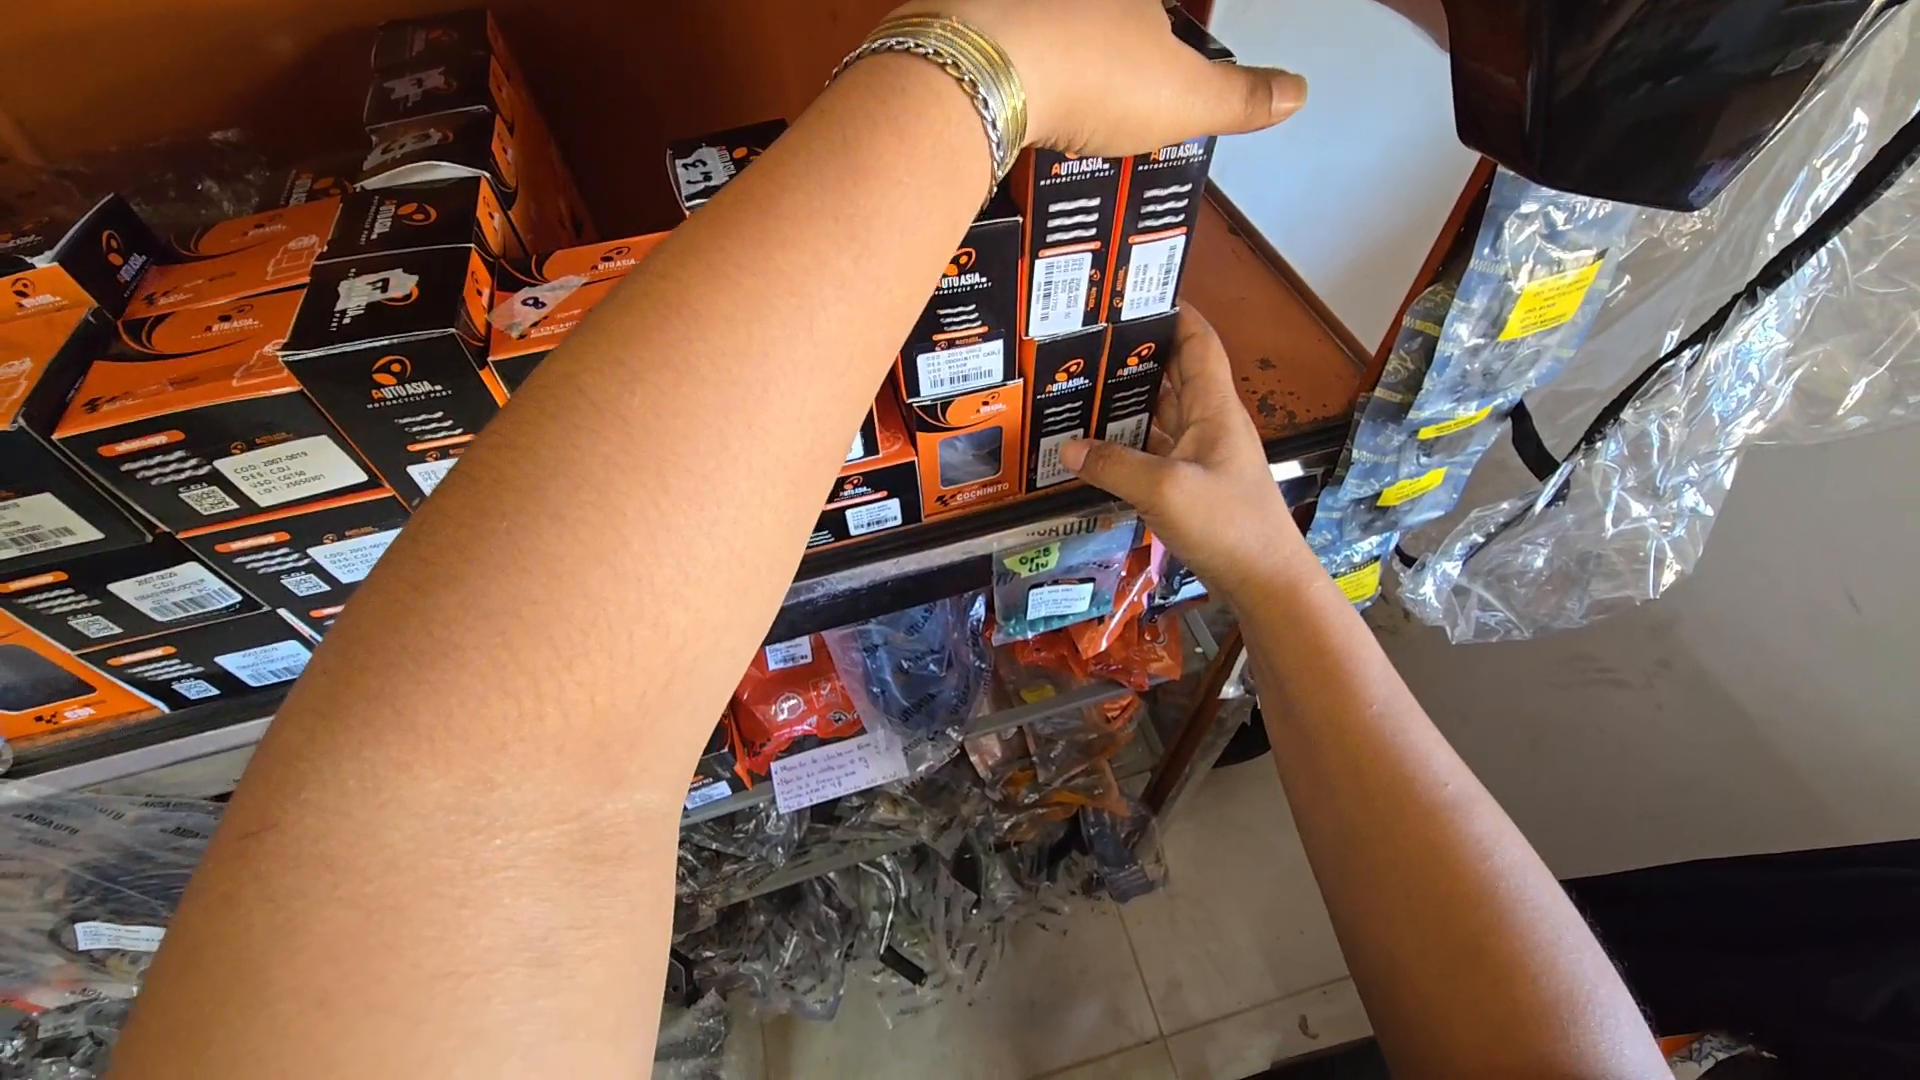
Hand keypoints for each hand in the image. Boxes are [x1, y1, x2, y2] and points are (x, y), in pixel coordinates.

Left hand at [889, 0, 1307, 155]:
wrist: (992, 70)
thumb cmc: (1097, 78)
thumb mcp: (1185, 100)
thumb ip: (1240, 98)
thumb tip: (1297, 93)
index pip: (1156, 17)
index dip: (1156, 45)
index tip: (1136, 84)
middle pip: (1090, 21)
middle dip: (1093, 41)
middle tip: (1088, 90)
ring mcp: (1014, 1)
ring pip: (1035, 23)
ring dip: (1041, 49)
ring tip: (1034, 94)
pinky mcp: (960, 13)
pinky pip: (980, 33)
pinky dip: (989, 60)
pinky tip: (989, 89)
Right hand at [1060, 308, 1307, 594]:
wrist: (1264, 580)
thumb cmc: (1227, 524)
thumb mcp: (1165, 490)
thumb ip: (1114, 465)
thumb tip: (1067, 448)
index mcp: (1214, 408)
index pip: (1198, 342)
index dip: (1175, 312)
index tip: (1136, 294)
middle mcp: (1210, 423)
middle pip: (1174, 374)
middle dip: (1137, 353)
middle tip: (1088, 343)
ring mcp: (1202, 456)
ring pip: (1162, 413)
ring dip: (1129, 400)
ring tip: (1082, 386)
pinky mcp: (1192, 484)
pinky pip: (1155, 450)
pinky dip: (1128, 443)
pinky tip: (1096, 446)